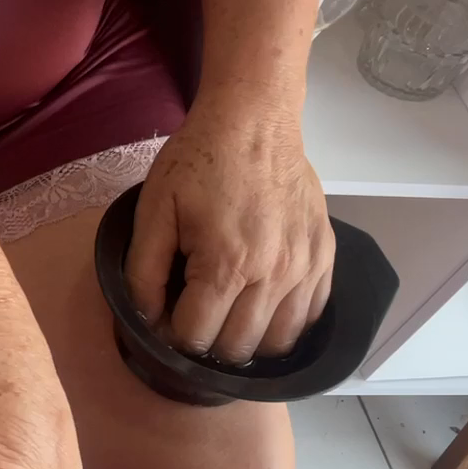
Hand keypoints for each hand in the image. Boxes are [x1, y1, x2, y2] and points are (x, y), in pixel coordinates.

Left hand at [126, 108, 335, 362]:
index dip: (169, 338)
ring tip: (224, 318)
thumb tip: (146, 320)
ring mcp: (305, 268)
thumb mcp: (153, 211)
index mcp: (225, 266)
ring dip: (246, 342)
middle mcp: (272, 276)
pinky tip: (259, 310)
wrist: (254, 120)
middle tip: (191, 318)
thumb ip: (142, 272)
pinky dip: (283, 325)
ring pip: (277, 343)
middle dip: (205, 346)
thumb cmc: (198, 161)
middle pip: (236, 349)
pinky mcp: (325, 257)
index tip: (162, 319)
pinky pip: (309, 316)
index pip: (194, 338)